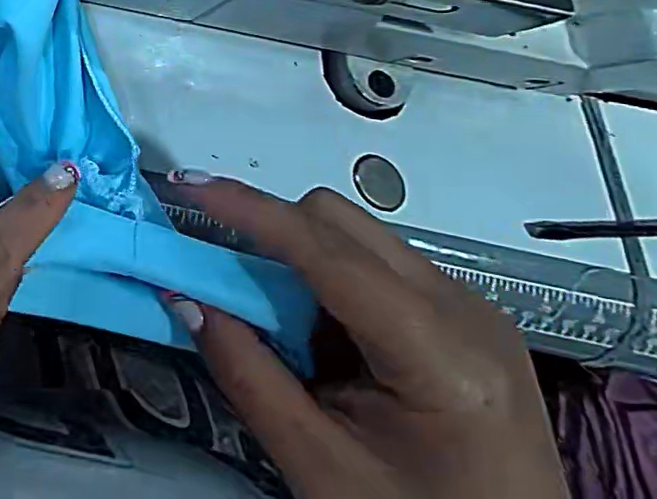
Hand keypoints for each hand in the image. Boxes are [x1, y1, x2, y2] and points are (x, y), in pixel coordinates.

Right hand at [165, 175, 566, 498]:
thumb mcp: (320, 467)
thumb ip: (247, 374)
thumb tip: (185, 298)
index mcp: (443, 356)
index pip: (330, 253)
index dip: (253, 211)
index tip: (191, 188)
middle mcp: (465, 308)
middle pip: (341, 221)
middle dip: (272, 231)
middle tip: (224, 276)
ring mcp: (471, 304)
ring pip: (355, 232)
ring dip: (298, 254)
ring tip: (277, 320)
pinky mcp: (465, 311)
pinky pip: (375, 259)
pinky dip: (328, 275)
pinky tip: (322, 334)